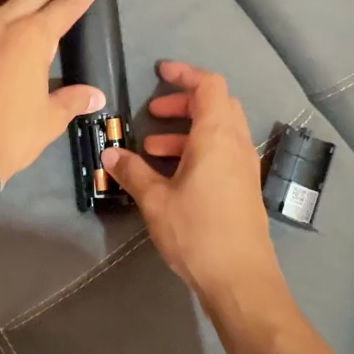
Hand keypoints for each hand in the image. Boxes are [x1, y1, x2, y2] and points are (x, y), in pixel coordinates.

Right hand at [103, 61, 282, 299]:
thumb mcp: (156, 201)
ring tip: (152, 149)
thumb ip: (133, 172)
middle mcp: (236, 144)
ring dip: (187, 130)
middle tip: (153, 113)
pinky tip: (172, 175)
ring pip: (219, 130)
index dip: (185, 73)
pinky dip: (197, 150)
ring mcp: (243, 167)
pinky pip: (222, 153)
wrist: (241, 280)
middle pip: (216, 105)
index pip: (209, 85)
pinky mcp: (243, 188)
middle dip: (183, 103)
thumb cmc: (198, 232)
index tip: (159, 73)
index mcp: (217, 136)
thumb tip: (110, 155)